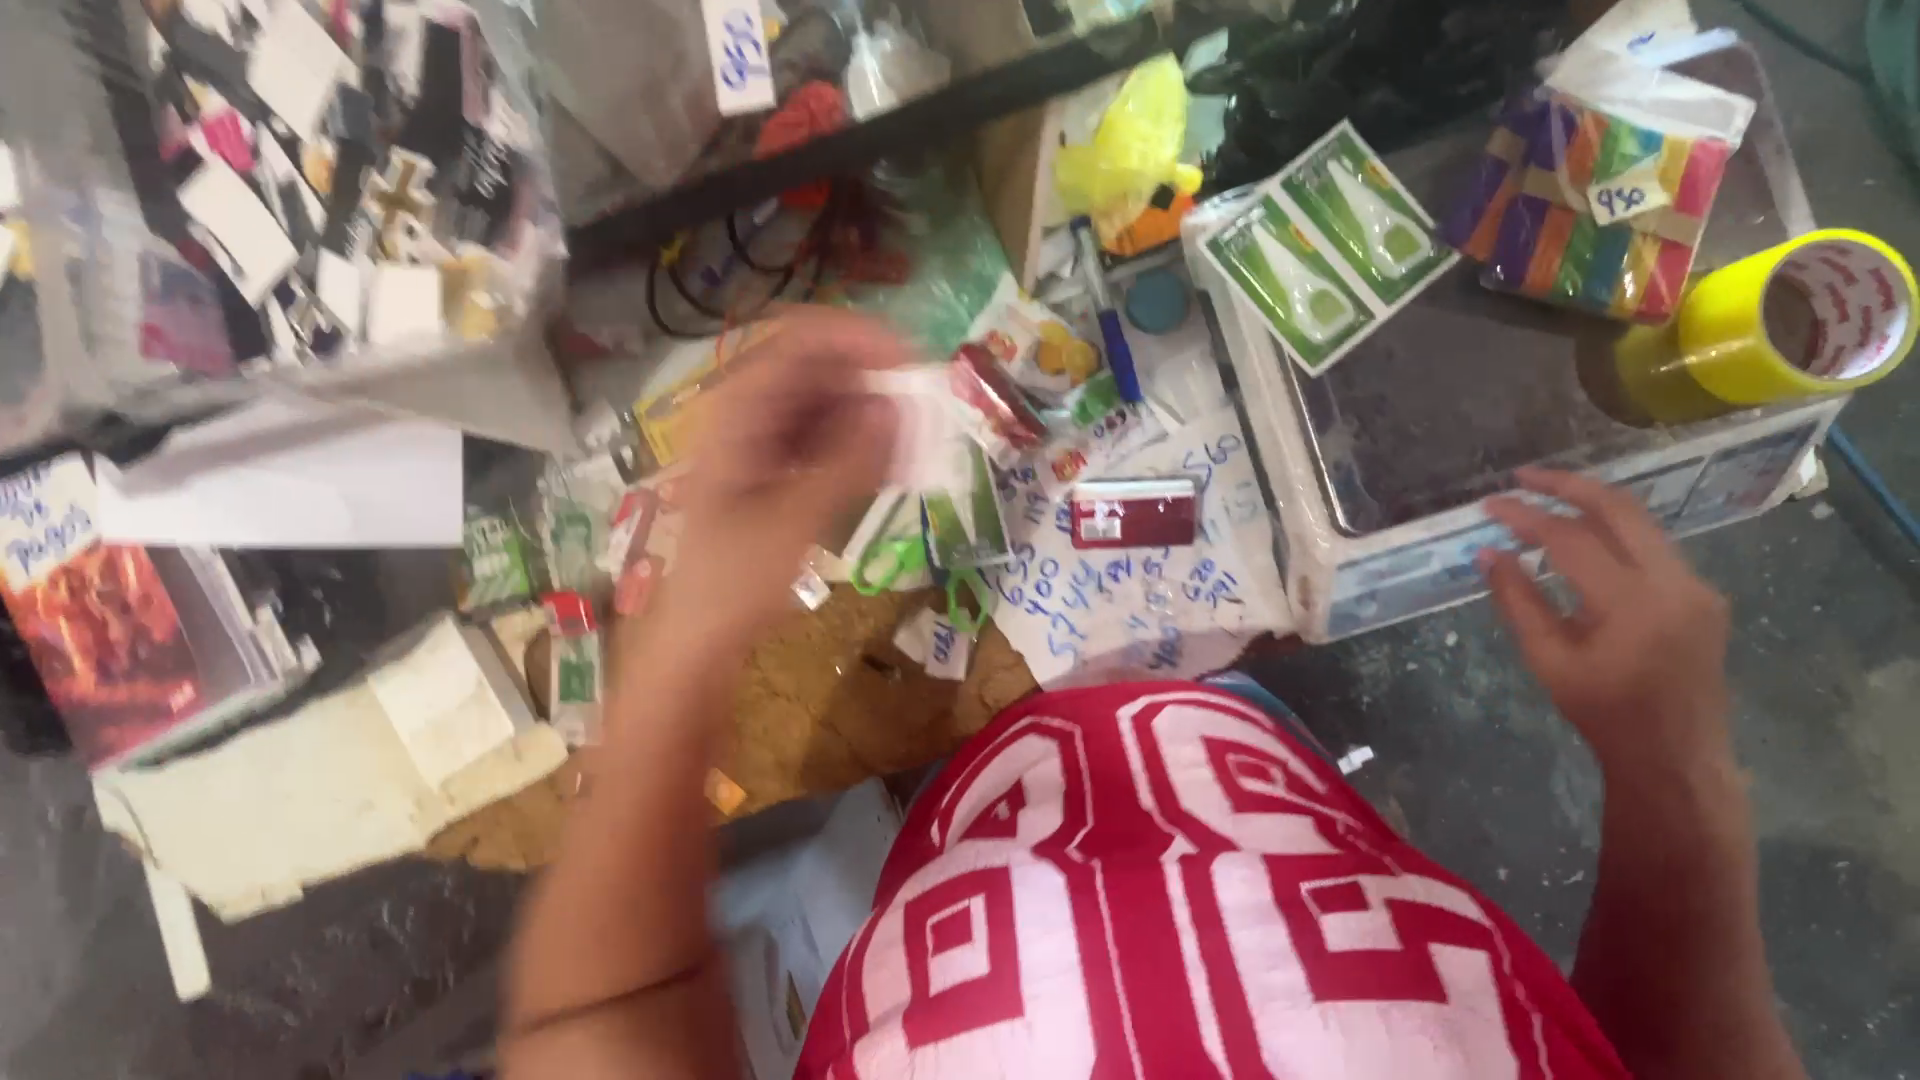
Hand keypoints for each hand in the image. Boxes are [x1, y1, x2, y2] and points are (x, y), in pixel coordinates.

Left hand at [658, 308, 904, 648]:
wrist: (700, 637)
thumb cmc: (732, 581)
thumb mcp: (793, 519)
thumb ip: (849, 461)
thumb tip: (900, 408)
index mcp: (738, 409)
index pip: (801, 339)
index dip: (859, 339)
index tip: (912, 366)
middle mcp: (752, 412)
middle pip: (824, 368)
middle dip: (878, 385)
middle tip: (926, 420)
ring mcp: (767, 439)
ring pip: (835, 404)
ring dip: (878, 420)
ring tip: (917, 454)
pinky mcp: (783, 467)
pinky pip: (832, 439)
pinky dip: (865, 448)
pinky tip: (896, 472)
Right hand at [1481, 468, 1733, 778]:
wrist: (1675, 752)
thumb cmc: (1602, 711)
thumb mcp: (1547, 659)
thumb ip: (1518, 600)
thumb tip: (1488, 553)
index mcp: (1634, 605)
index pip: (1572, 540)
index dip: (1526, 517)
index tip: (1488, 506)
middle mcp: (1677, 584)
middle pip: (1620, 510)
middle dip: (1567, 486)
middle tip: (1520, 478)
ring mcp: (1696, 586)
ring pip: (1641, 523)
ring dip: (1589, 504)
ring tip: (1543, 497)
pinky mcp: (1699, 593)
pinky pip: (1650, 546)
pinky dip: (1609, 531)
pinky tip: (1577, 535)